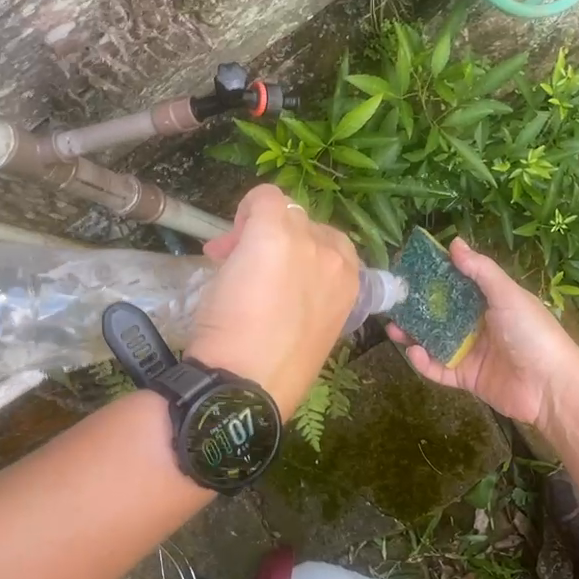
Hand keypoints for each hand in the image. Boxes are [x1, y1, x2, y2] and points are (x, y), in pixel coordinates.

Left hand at [190, 185, 360, 416]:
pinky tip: (225, 242)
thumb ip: (308, 298)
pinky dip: (245, 210)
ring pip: (284, 214)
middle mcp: (336, 258)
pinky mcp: (273, 232)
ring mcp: (306, 242)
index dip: (300, 255)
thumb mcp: (312, 331)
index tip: (275, 279)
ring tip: (230, 262)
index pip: (332, 247)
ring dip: (259, 231)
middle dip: (279, 242)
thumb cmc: (276, 369)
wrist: (248, 380)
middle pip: (306, 227)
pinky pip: (265, 197)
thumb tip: (282, 284)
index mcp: (353, 284)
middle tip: (247, 270)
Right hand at [387, 238, 578, 432]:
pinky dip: (424, 363)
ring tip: (393, 327)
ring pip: (436, 341)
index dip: (434, 277)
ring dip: (414, 335)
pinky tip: (413, 351)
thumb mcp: (507, 294)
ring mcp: (472, 353)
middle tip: (393, 302)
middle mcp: (480, 325)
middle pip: (442, 314)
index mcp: (491, 301)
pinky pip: (440, 369)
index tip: (409, 270)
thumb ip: (480, 270)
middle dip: (418, 309)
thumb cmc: (532, 332)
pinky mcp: (467, 378)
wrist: (550, 385)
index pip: (458, 285)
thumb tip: (455, 241)